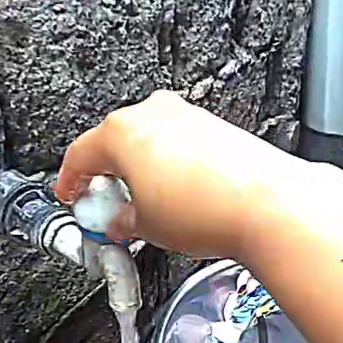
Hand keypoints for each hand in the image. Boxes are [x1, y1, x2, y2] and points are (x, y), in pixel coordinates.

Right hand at [54, 91, 331, 257]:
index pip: (80, 155)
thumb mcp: (147, 227)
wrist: (271, 205)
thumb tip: (121, 222)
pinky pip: (186, 147)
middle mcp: (157, 114)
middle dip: (112, 177)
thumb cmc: (211, 211)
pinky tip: (187, 197)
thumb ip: (123, 221)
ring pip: (155, 143)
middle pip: (118, 144)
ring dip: (147, 172)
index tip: (71, 194)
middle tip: (112, 208)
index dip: (70, 181)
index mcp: (123, 132)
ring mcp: (192, 118)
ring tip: (155, 209)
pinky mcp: (222, 129)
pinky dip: (177, 168)